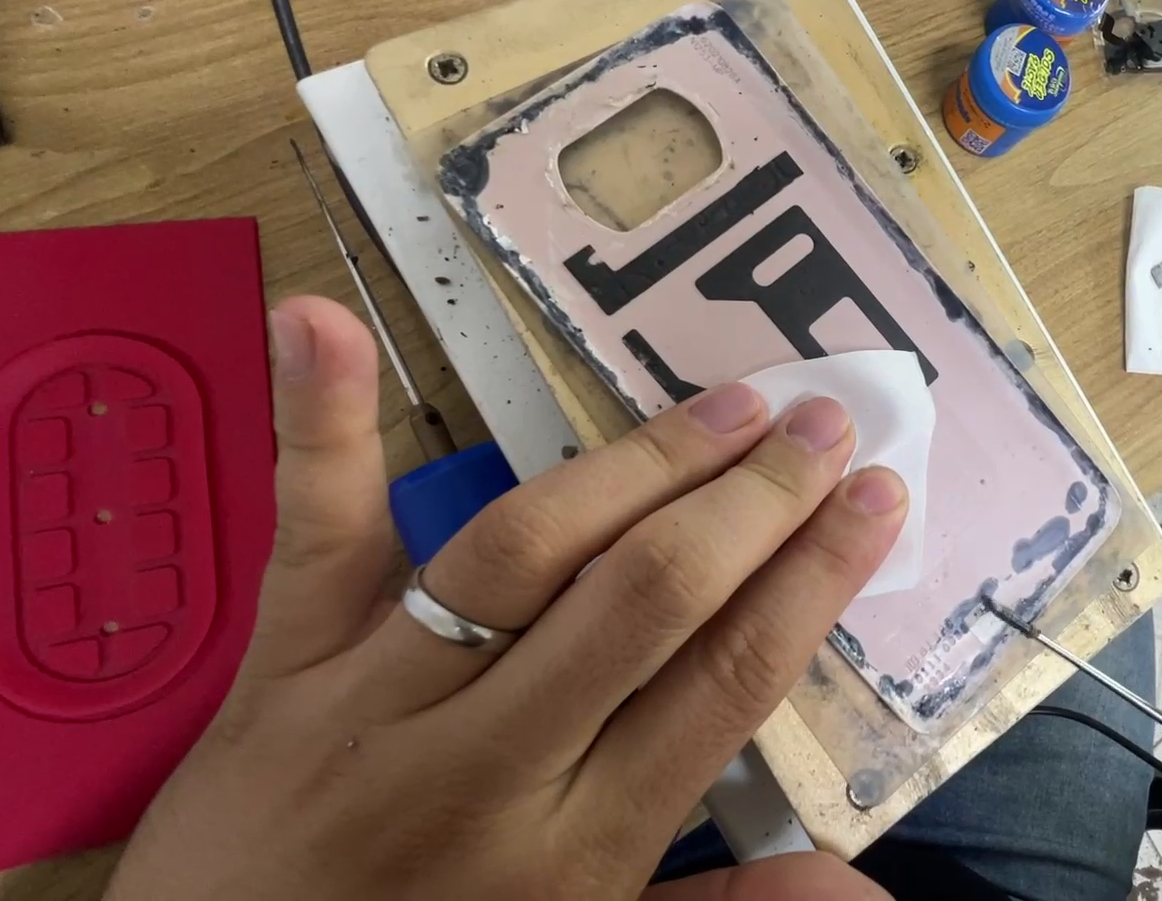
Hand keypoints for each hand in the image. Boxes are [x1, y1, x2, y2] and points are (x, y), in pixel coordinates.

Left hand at [105, 296, 906, 900]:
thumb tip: (866, 895)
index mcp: (581, 847)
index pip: (729, 677)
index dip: (815, 574)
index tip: (877, 493)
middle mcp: (486, 761)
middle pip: (647, 595)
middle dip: (753, 500)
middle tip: (823, 424)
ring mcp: (374, 692)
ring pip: (527, 547)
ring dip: (644, 463)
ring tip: (734, 405)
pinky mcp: (283, 653)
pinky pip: (316, 527)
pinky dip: (322, 419)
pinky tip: (321, 318)